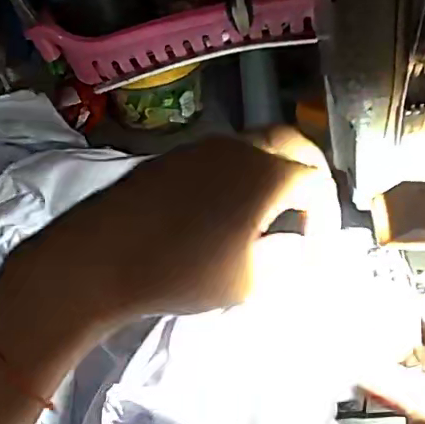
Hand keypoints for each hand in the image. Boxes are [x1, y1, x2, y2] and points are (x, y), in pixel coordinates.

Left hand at [0, 128, 339, 393]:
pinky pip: (224, 156)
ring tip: (273, 212)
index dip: (327, 216)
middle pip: (293, 144)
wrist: (97, 260)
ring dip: (276, 173)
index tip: (317, 250)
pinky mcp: (174, 158)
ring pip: (257, 146)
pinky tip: (230, 209)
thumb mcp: (248, 279)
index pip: (317, 182)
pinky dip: (243, 175)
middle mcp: (239, 149)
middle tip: (311, 210)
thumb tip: (296, 244)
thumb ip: (286, 257)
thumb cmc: (183, 272)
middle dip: (311, 174)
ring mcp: (202, 148)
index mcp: (266, 174)